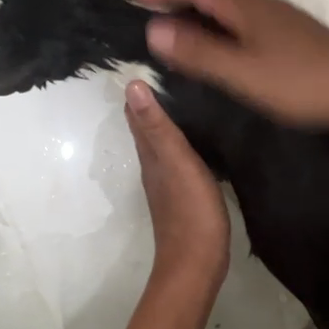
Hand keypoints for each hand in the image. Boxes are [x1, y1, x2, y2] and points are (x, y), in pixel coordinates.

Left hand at [124, 80, 228, 293]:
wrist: (197, 264)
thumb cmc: (190, 211)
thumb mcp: (175, 162)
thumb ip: (157, 126)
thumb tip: (131, 86)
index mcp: (151, 155)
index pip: (137, 115)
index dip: (138, 91)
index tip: (143, 63)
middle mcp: (154, 166)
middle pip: (146, 128)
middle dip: (149, 102)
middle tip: (163, 74)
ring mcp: (168, 183)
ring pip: (160, 144)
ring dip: (164, 122)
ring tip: (180, 100)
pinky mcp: (184, 197)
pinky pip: (177, 160)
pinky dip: (180, 143)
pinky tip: (193, 141)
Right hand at [136, 0, 328, 129]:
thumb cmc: (301, 83)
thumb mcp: (243, 72)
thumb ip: (199, 53)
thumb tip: (153, 29)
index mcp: (248, 8)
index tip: (134, 2)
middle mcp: (264, 5)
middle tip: (152, 15)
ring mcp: (282, 19)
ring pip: (231, 6)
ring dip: (201, 12)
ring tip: (178, 31)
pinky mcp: (295, 36)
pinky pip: (245, 20)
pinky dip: (221, 25)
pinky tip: (223, 48)